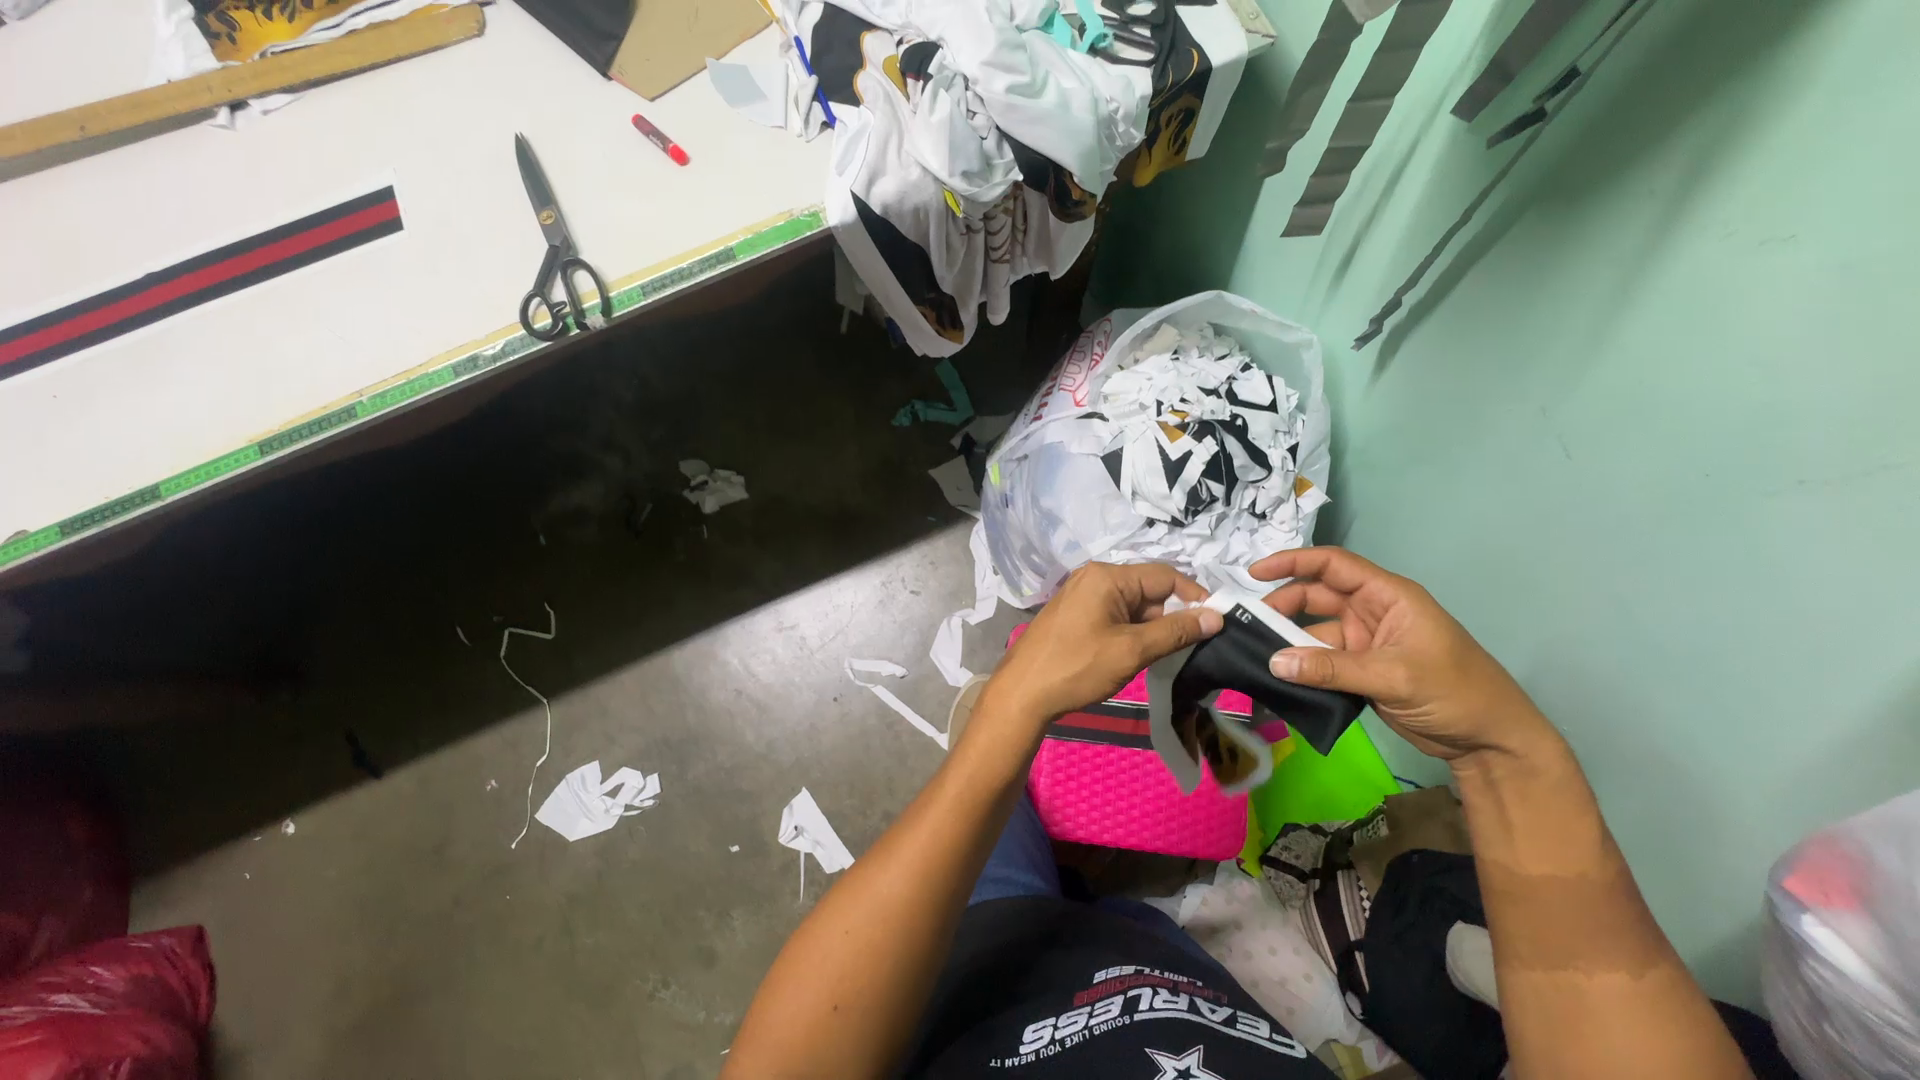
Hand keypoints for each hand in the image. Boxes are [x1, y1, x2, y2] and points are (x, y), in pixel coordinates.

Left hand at [983, 562, 1222, 727]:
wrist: (1022, 693)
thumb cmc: (1077, 667)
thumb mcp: (1132, 650)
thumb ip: (1176, 631)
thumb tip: (1216, 616)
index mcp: (1107, 576)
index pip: (1165, 576)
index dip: (1194, 597)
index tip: (1216, 623)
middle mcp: (1094, 577)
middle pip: (1149, 590)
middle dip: (1171, 616)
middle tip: (1189, 647)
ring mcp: (1082, 596)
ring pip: (1133, 605)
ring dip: (1151, 627)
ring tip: (1162, 656)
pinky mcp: (1075, 615)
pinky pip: (1115, 615)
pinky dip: (1131, 632)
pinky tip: (1135, 655)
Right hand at [1250, 547, 1555, 762]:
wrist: (1489, 740)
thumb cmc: (1455, 692)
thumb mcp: (1393, 676)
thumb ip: (1331, 669)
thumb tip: (1273, 662)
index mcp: (1388, 596)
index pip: (1333, 565)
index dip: (1293, 562)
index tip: (1254, 573)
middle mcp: (1372, 613)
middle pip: (1316, 597)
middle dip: (1281, 607)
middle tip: (1247, 627)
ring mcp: (1365, 643)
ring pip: (1314, 632)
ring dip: (1287, 642)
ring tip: (1253, 654)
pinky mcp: (1360, 671)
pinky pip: (1321, 662)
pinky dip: (1300, 668)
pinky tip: (1275, 677)